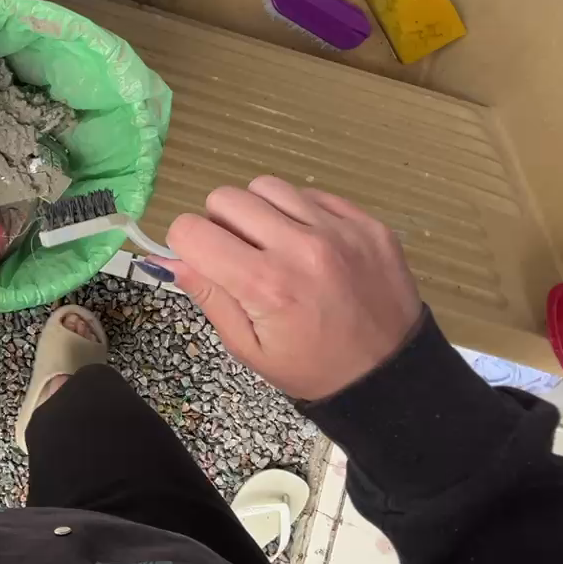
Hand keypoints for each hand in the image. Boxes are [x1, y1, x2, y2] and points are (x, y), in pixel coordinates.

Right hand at [156, 177, 422, 400]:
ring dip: (257, 211)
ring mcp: (339, 230)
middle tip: (237, 254)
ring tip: (272, 244)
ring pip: (266, 186)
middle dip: (218, 223)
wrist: (394, 377)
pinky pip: (310, 194)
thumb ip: (207, 295)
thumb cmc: (310, 368)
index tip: (200, 261)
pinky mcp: (367, 223)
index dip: (185, 244)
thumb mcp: (247, 347)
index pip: (191, 230)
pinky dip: (298, 213)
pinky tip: (308, 244)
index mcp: (265, 284)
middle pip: (225, 198)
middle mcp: (301, 247)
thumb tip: (168, 259)